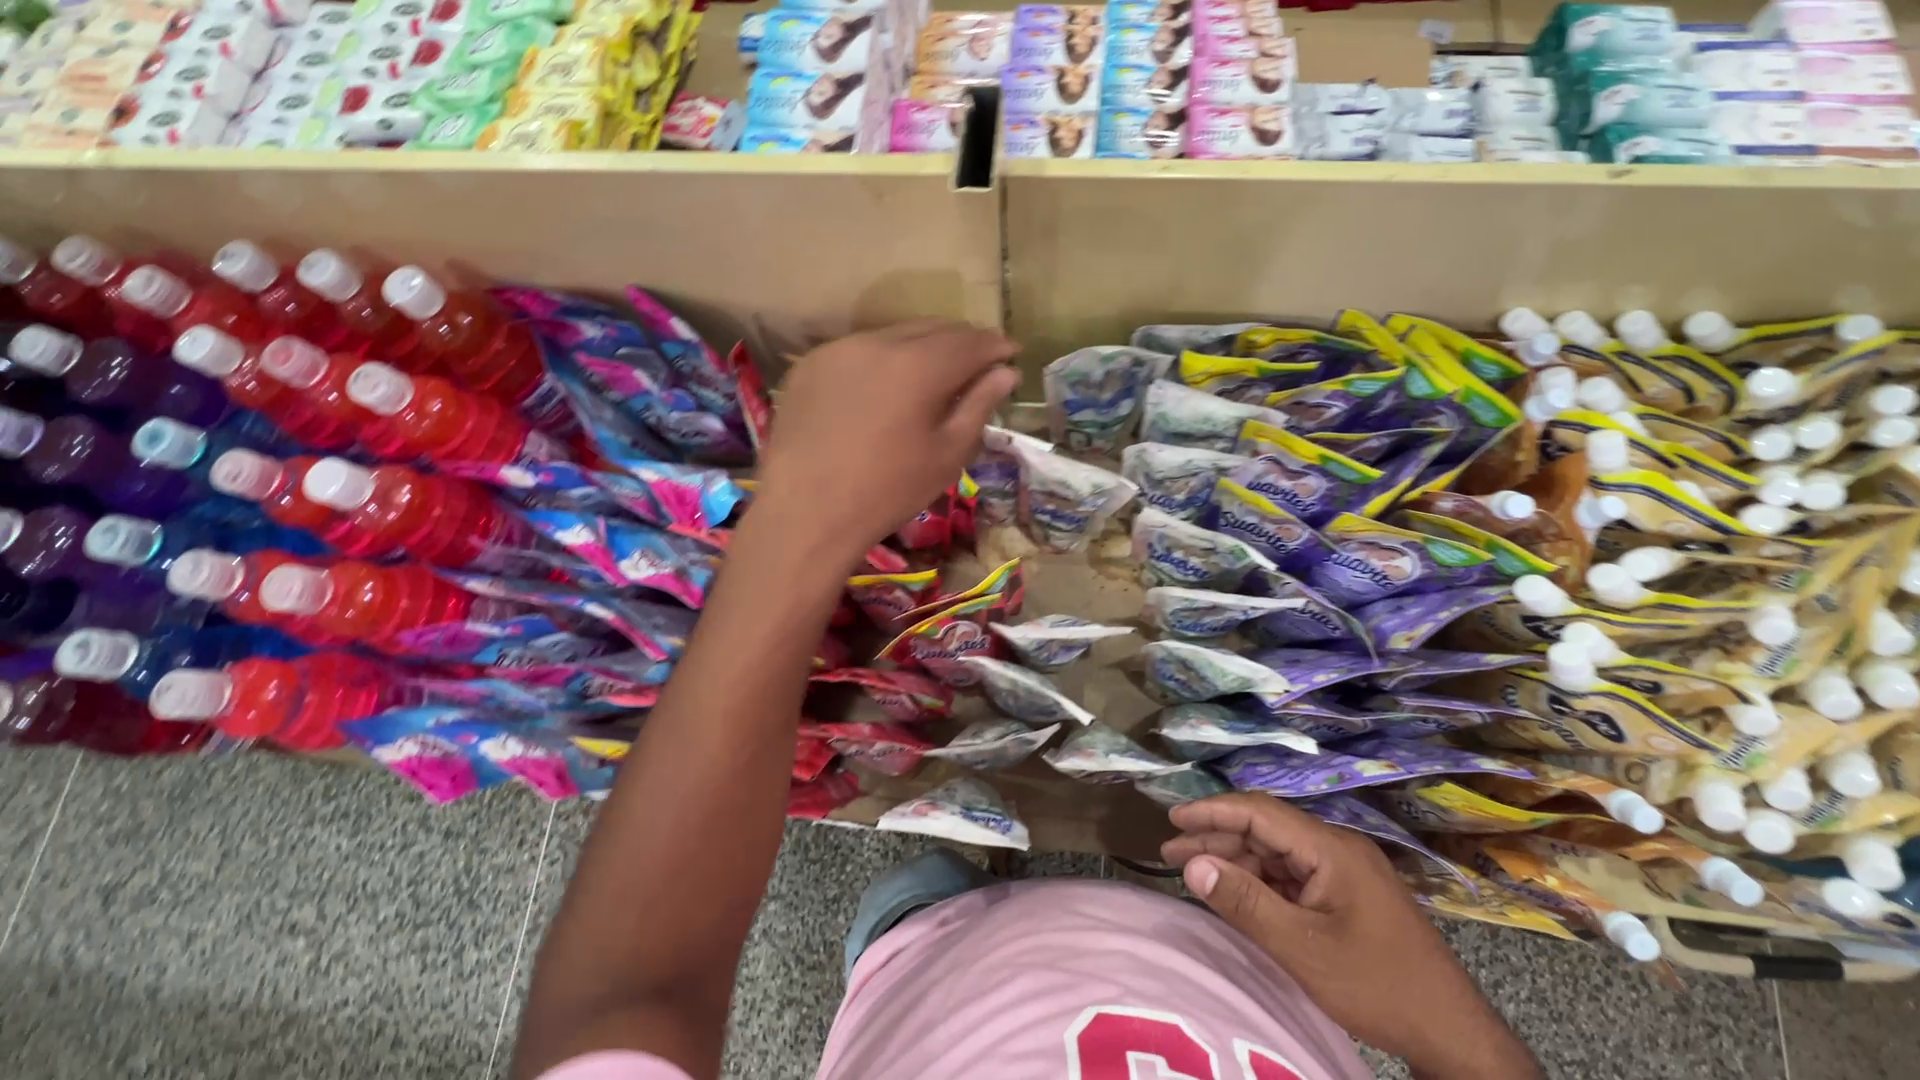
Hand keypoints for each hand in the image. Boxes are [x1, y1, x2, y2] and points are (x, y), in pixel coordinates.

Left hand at [757, 319, 1018, 562]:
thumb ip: (978, 406)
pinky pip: (858, 351)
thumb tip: (1005, 372)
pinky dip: (882, 360)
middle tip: (979, 362)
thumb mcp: (946, 454)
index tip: (1011, 354)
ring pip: (893, 335)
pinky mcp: (810, 365)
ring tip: (934, 374)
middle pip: (931, 328)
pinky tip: (886, 389)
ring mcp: (838, 349)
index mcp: (918, 364)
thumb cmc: (887, 492)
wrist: (805, 512)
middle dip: (961, 341)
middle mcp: (877, 343)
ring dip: (920, 347)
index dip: (995, 346)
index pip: (969, 341)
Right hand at [1162, 794, 1540, 1079]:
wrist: (1452, 1033)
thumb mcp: (1301, 948)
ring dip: (1236, 861)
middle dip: (1217, 838)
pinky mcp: (1348, 896)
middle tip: (1169, 855)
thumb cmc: (1376, 986)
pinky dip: (1259, 882)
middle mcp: (1338, 849)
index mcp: (1331, 849)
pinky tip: (1236, 895)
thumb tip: (1191, 863)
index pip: (1260, 812)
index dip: (1212, 812)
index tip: (1171, 820)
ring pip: (1278, 853)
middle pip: (1266, 830)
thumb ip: (1244, 902)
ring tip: (1194, 875)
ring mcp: (1345, 873)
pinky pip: (1293, 876)